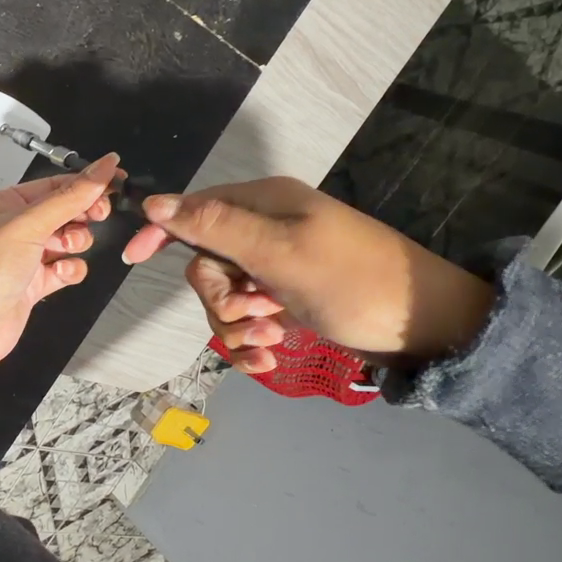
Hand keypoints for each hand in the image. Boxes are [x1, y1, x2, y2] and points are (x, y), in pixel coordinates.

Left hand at [0, 155, 119, 389]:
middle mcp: (11, 229)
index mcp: (2, 206)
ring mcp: (22, 258)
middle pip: (63, 211)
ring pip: (68, 241)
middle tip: (96, 216)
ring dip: (75, 244)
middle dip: (81, 215)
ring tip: (66, 250)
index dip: (85, 183)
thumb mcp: (28, 225)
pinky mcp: (32, 284)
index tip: (114, 182)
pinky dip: (70, 270)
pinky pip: (65, 269)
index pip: (52, 185)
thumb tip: (100, 169)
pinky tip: (62, 274)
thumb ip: (69, 197)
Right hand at [120, 177, 495, 374]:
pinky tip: (267, 358)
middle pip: (204, 264)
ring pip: (221, 296)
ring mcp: (276, 268)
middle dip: (218, 297)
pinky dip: (249, 342)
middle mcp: (266, 231)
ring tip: (270, 340)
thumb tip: (153, 202)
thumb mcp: (279, 252)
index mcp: (264, 205)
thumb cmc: (354, 282)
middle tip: (251, 311)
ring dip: (236, 325)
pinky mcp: (285, 299)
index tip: (133, 259)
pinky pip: (244, 319)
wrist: (428, 328)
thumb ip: (214, 226)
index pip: (193, 210)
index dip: (161, 231)